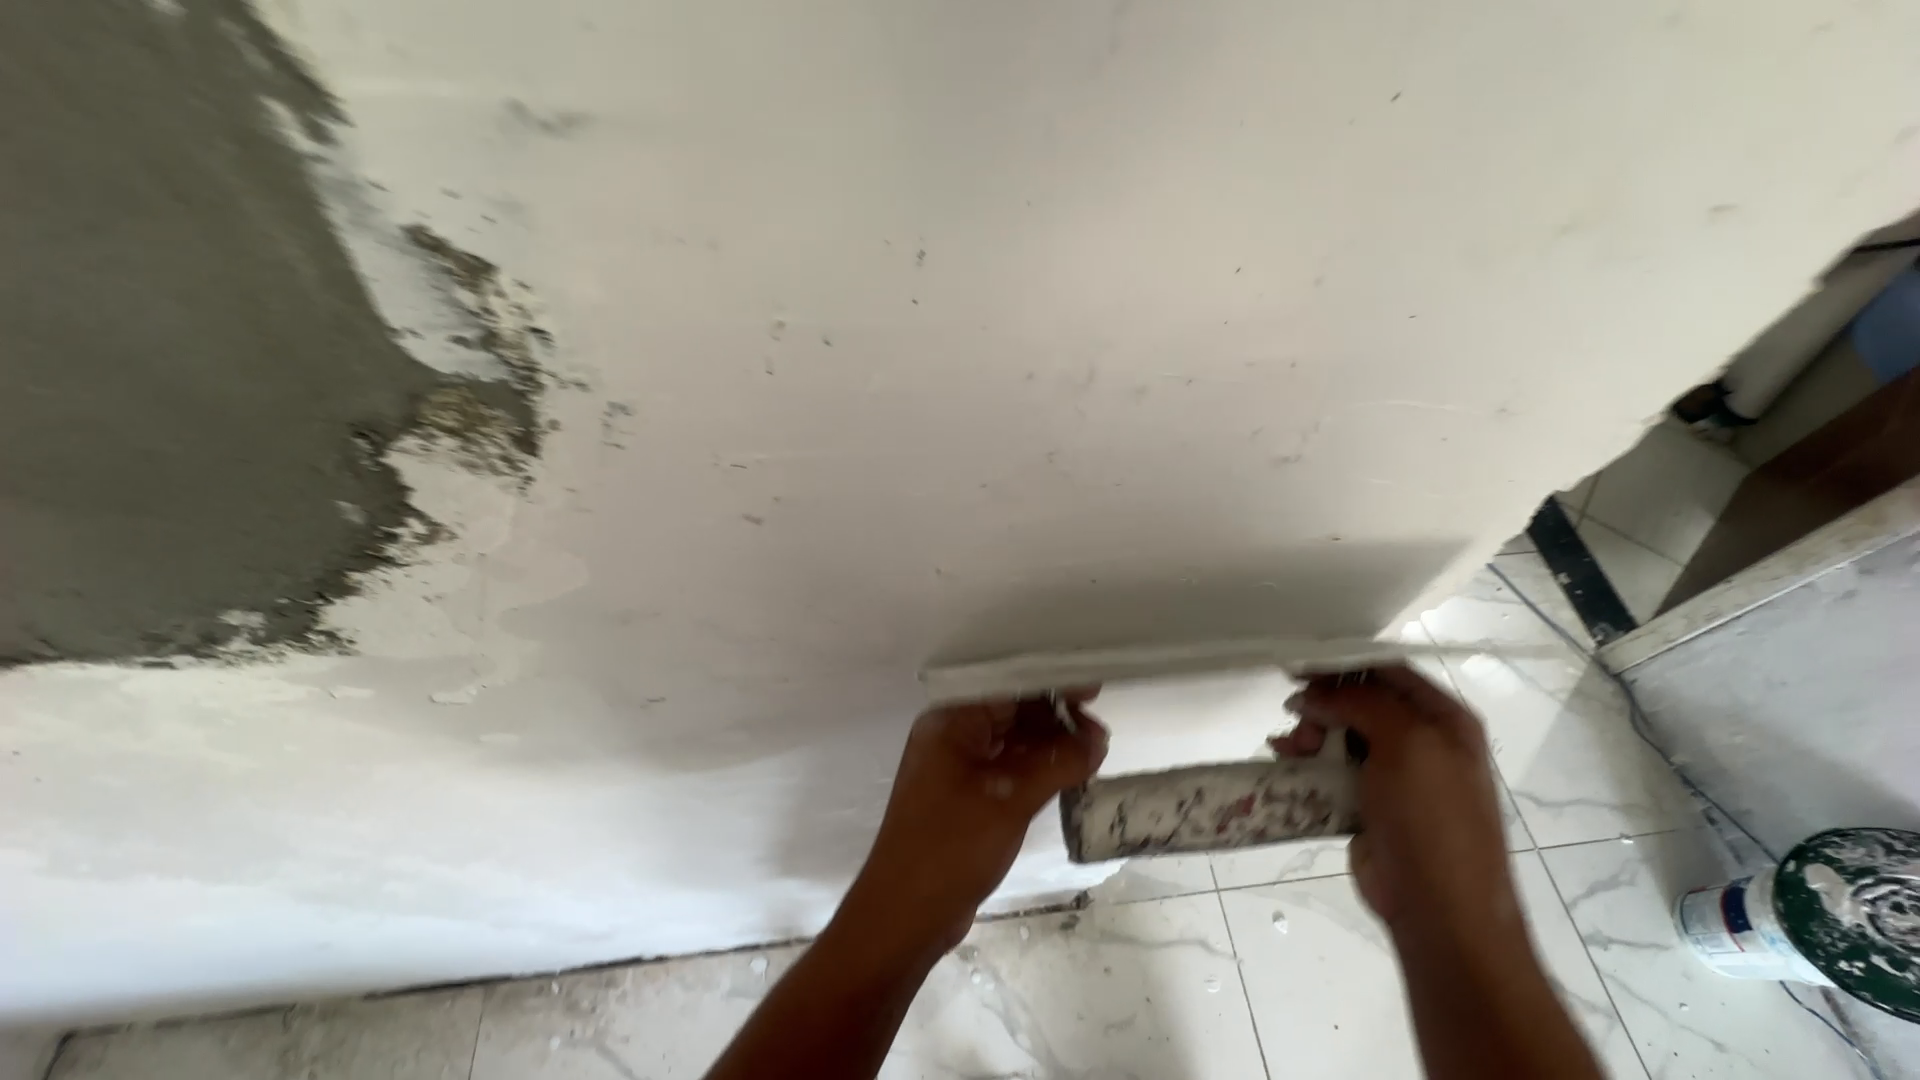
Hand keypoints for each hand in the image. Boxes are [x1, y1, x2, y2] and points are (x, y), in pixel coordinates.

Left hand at [840, 692, 1108, 953]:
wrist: (905, 915)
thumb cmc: (952, 846)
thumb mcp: (1010, 799)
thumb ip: (1056, 763)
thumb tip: (1098, 739)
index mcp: (950, 723)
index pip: (1006, 687)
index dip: (1050, 684)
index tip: (1092, 691)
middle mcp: (950, 737)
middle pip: (1009, 711)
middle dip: (1054, 718)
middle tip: (1098, 735)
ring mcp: (955, 769)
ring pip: (1011, 741)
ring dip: (1049, 745)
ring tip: (1092, 756)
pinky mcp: (964, 797)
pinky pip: (1006, 768)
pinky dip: (1036, 769)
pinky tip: (1067, 776)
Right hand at [1272, 666, 1523, 952]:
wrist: (1440, 909)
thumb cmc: (1432, 818)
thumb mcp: (1406, 743)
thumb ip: (1361, 703)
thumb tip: (1313, 695)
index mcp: (1445, 720)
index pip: (1388, 672)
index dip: (1342, 665)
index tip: (1297, 669)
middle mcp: (1423, 742)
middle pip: (1360, 703)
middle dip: (1322, 706)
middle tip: (1295, 719)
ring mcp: (1396, 776)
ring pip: (1340, 736)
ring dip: (1309, 735)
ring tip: (1288, 749)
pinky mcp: (1369, 805)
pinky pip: (1331, 770)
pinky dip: (1306, 763)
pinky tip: (1285, 763)